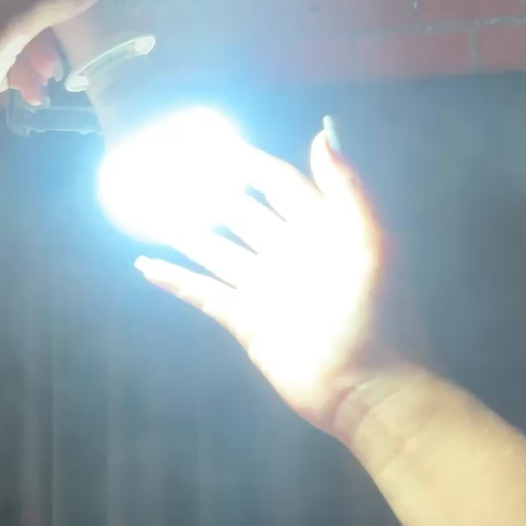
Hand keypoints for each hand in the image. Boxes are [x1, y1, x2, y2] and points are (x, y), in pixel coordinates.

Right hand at [135, 123, 429, 439]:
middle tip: (168, 171)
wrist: (371, 391)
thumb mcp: (373, 243)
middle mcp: (287, 253)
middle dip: (208, 192)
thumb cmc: (380, 315)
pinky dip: (172, 280)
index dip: (250, 163)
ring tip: (149, 212)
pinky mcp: (244, 320)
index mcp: (321, 231)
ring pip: (214, 250)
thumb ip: (348, 188)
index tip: (216, 145)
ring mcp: (263, 287)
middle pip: (239, 214)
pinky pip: (201, 293)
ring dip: (183, 232)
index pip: (279, 185)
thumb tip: (320, 134)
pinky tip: (145, 266)